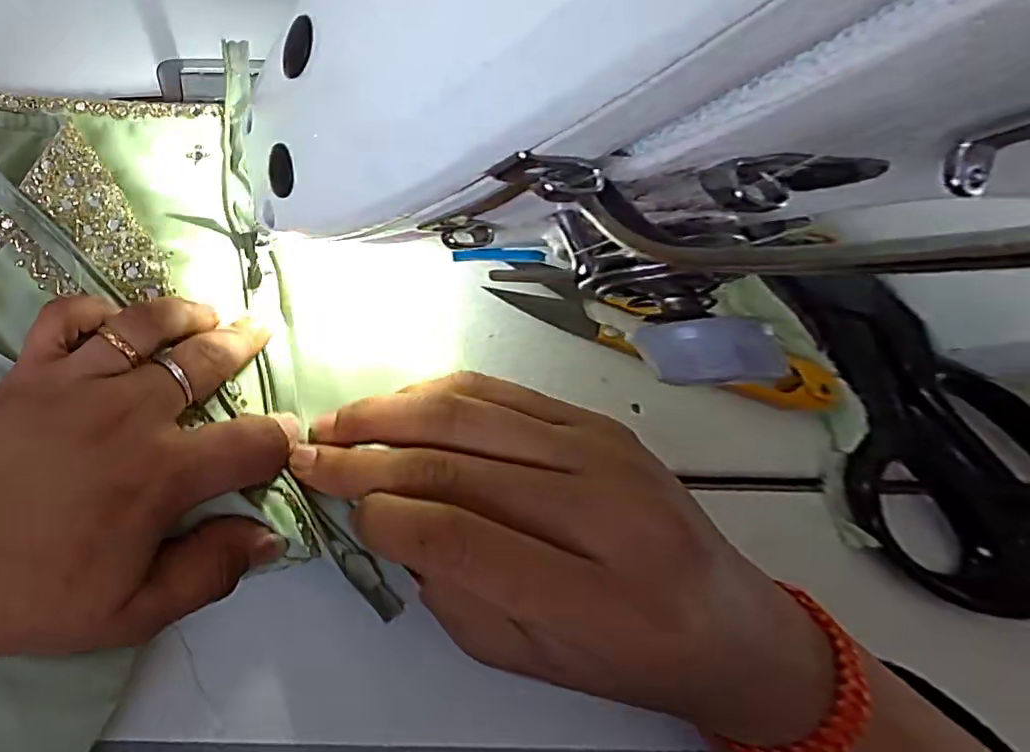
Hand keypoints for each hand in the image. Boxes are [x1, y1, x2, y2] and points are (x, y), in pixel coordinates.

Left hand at [0, 294, 292, 659]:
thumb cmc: (33, 593)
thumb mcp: (131, 612)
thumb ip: (206, 572)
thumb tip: (267, 536)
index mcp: (159, 473)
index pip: (246, 444)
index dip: (278, 438)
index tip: (288, 432)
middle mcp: (125, 411)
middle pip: (201, 362)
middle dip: (240, 344)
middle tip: (258, 331)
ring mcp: (73, 379)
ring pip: (141, 326)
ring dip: (181, 312)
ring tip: (204, 310)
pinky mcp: (29, 367)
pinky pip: (66, 315)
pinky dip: (92, 307)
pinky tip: (109, 317)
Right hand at [289, 373, 833, 747]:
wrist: (735, 625)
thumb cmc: (624, 655)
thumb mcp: (523, 656)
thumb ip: (444, 587)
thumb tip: (377, 513)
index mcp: (602, 599)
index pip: (456, 536)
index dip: (379, 518)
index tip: (341, 511)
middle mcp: (610, 513)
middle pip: (448, 466)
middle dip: (360, 460)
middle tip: (308, 458)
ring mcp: (603, 452)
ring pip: (459, 412)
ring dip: (379, 414)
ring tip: (332, 424)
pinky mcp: (592, 419)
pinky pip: (486, 388)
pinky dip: (422, 393)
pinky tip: (386, 407)